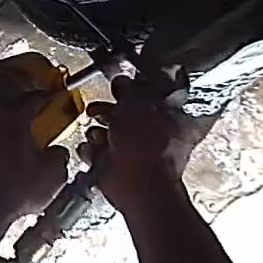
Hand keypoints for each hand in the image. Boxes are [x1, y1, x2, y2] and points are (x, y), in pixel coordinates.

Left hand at [0, 78, 68, 227]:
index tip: (52, 96)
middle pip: (2, 87)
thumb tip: (58, 150)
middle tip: (27, 86)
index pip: (34, 97)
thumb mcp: (52, 177)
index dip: (47, 95)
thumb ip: (59, 157)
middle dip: (18, 83)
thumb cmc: (15, 194)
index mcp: (14, 119)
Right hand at [82, 74, 192, 206]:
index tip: (119, 86)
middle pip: (124, 114)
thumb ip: (129, 90)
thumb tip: (122, 79)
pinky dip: (91, 150)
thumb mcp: (137, 105)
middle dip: (107, 111)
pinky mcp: (113, 165)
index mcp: (170, 118)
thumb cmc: (147, 145)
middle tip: (97, 110)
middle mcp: (153, 135)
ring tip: (98, 135)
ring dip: (97, 132)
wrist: (135, 183)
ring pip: (106, 132)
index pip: (152, 97)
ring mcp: (132, 151)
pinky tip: (95, 151)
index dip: (134, 89)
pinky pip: (94, 151)